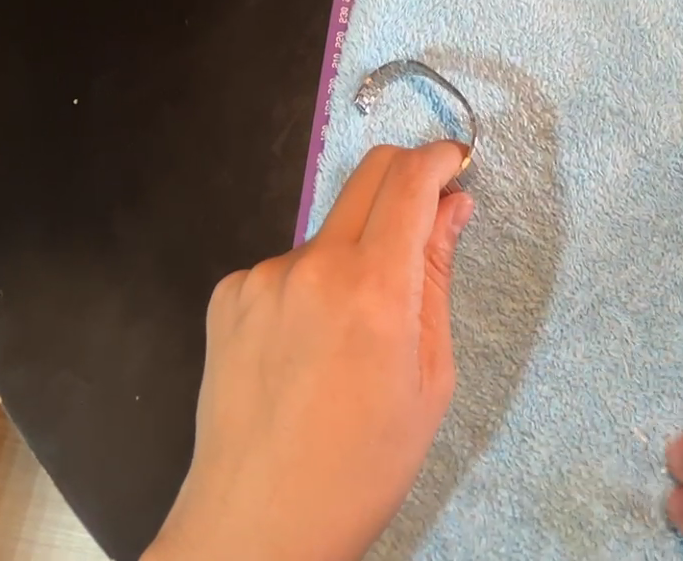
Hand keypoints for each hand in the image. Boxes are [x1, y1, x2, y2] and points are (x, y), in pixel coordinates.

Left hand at [145, 142, 474, 560]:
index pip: (410, 181)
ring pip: (327, 231)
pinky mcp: (227, 293)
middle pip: (367, 176)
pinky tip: (301, 346)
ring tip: (347, 330)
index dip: (439, 158)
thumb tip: (453, 204)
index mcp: (373, 288)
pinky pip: (285, 267)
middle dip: (405, 179)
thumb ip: (436, 275)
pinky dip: (308, 286)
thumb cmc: (365, 463)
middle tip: (422, 220)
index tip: (455, 162)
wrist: (258, 525)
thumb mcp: (430, 377)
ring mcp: (260, 276)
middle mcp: (311, 265)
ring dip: (352, 251)